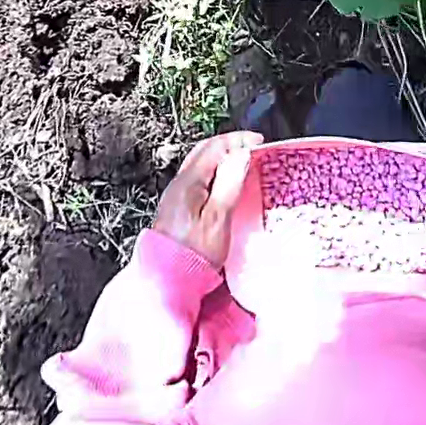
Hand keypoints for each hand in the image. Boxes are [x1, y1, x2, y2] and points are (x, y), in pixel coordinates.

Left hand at [152, 131, 262, 265]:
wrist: (166, 284)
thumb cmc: (194, 255)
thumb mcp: (218, 218)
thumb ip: (230, 183)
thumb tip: (241, 154)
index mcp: (188, 182)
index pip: (214, 147)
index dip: (238, 140)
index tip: (259, 142)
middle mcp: (179, 184)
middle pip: (205, 151)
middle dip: (230, 144)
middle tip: (252, 148)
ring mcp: (177, 196)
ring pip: (202, 164)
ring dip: (223, 158)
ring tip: (244, 163)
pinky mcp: (179, 208)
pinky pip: (200, 178)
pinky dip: (217, 172)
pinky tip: (228, 183)